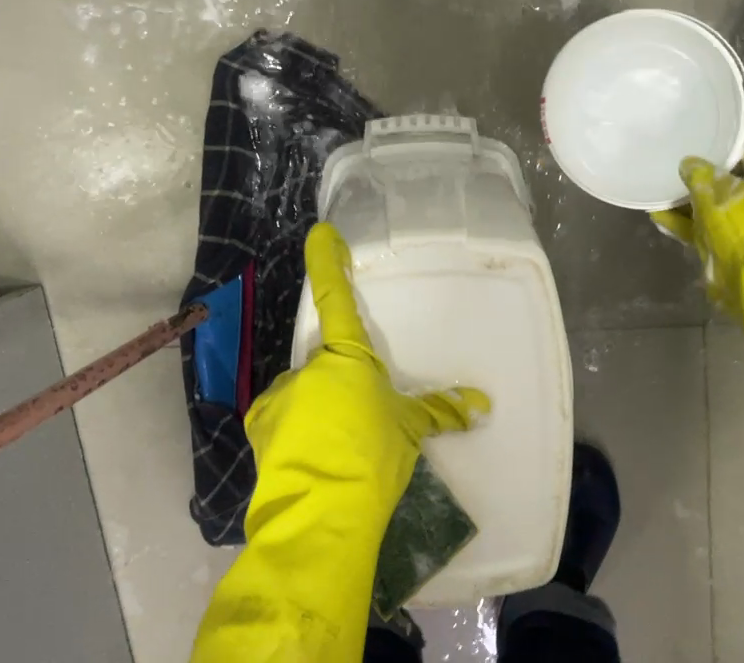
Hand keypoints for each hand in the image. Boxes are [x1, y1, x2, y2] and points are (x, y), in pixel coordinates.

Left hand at [192, 223, 488, 662]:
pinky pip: (283, 421)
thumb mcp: (410, 432)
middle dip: (340, 389)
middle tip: (359, 424)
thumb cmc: (371, 457)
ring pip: (304, 395)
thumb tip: (482, 404)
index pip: (337, 298)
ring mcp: (280, 396)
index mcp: (347, 358)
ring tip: (339, 452)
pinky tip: (312, 461)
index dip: (328, 262)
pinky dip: (296, 434)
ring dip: (318, 413)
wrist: (322, 511)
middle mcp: (308, 368)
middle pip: (327, 365)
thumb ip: (440, 412)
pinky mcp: (261, 426)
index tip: (320, 233)